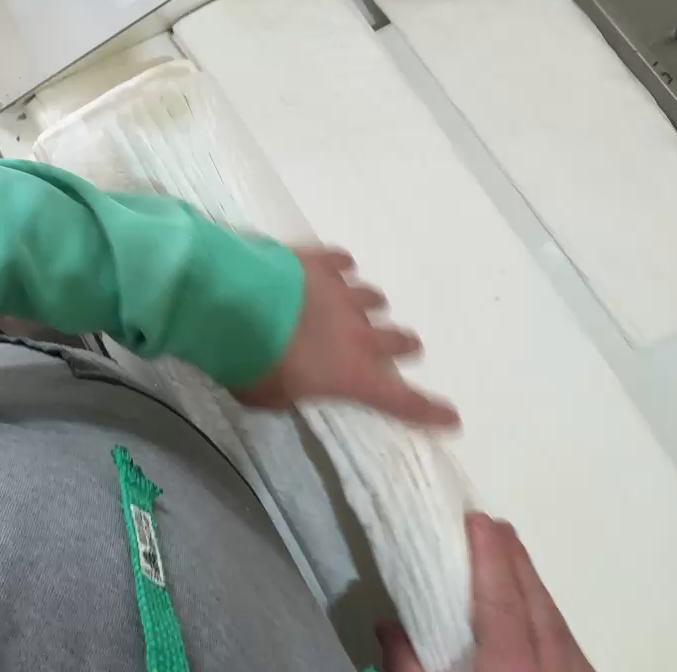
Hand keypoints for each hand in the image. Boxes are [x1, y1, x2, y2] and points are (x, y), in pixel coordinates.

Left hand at [233, 247, 458, 427]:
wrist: (227, 302)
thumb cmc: (247, 360)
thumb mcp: (266, 395)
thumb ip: (289, 392)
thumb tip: (292, 384)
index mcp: (352, 376)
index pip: (402, 400)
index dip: (427, 409)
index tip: (450, 416)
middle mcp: (357, 333)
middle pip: (399, 341)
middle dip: (398, 345)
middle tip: (394, 346)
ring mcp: (339, 293)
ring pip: (371, 298)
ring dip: (367, 305)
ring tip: (356, 304)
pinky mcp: (315, 261)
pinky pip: (340, 261)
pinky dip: (340, 267)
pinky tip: (335, 267)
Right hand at [378, 513, 592, 671]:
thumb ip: (406, 664)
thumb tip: (388, 624)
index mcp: (508, 668)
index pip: (502, 603)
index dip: (491, 559)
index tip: (479, 518)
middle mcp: (550, 671)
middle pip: (539, 610)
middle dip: (518, 564)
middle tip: (496, 524)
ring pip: (562, 630)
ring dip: (537, 589)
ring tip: (514, 559)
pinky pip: (574, 652)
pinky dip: (553, 621)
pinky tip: (541, 615)